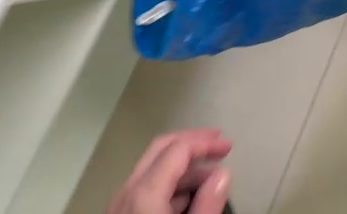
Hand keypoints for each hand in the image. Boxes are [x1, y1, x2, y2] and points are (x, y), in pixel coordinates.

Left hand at [107, 128, 231, 213]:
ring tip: (209, 177)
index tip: (228, 145)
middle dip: (191, 142)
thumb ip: (207, 204)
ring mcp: (118, 204)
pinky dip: (167, 185)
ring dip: (181, 167)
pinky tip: (186, 199)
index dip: (205, 141)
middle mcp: (127, 190)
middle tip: (218, 144)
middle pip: (160, 149)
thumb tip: (222, 174)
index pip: (178, 148)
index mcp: (145, 191)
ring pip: (151, 170)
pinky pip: (143, 190)